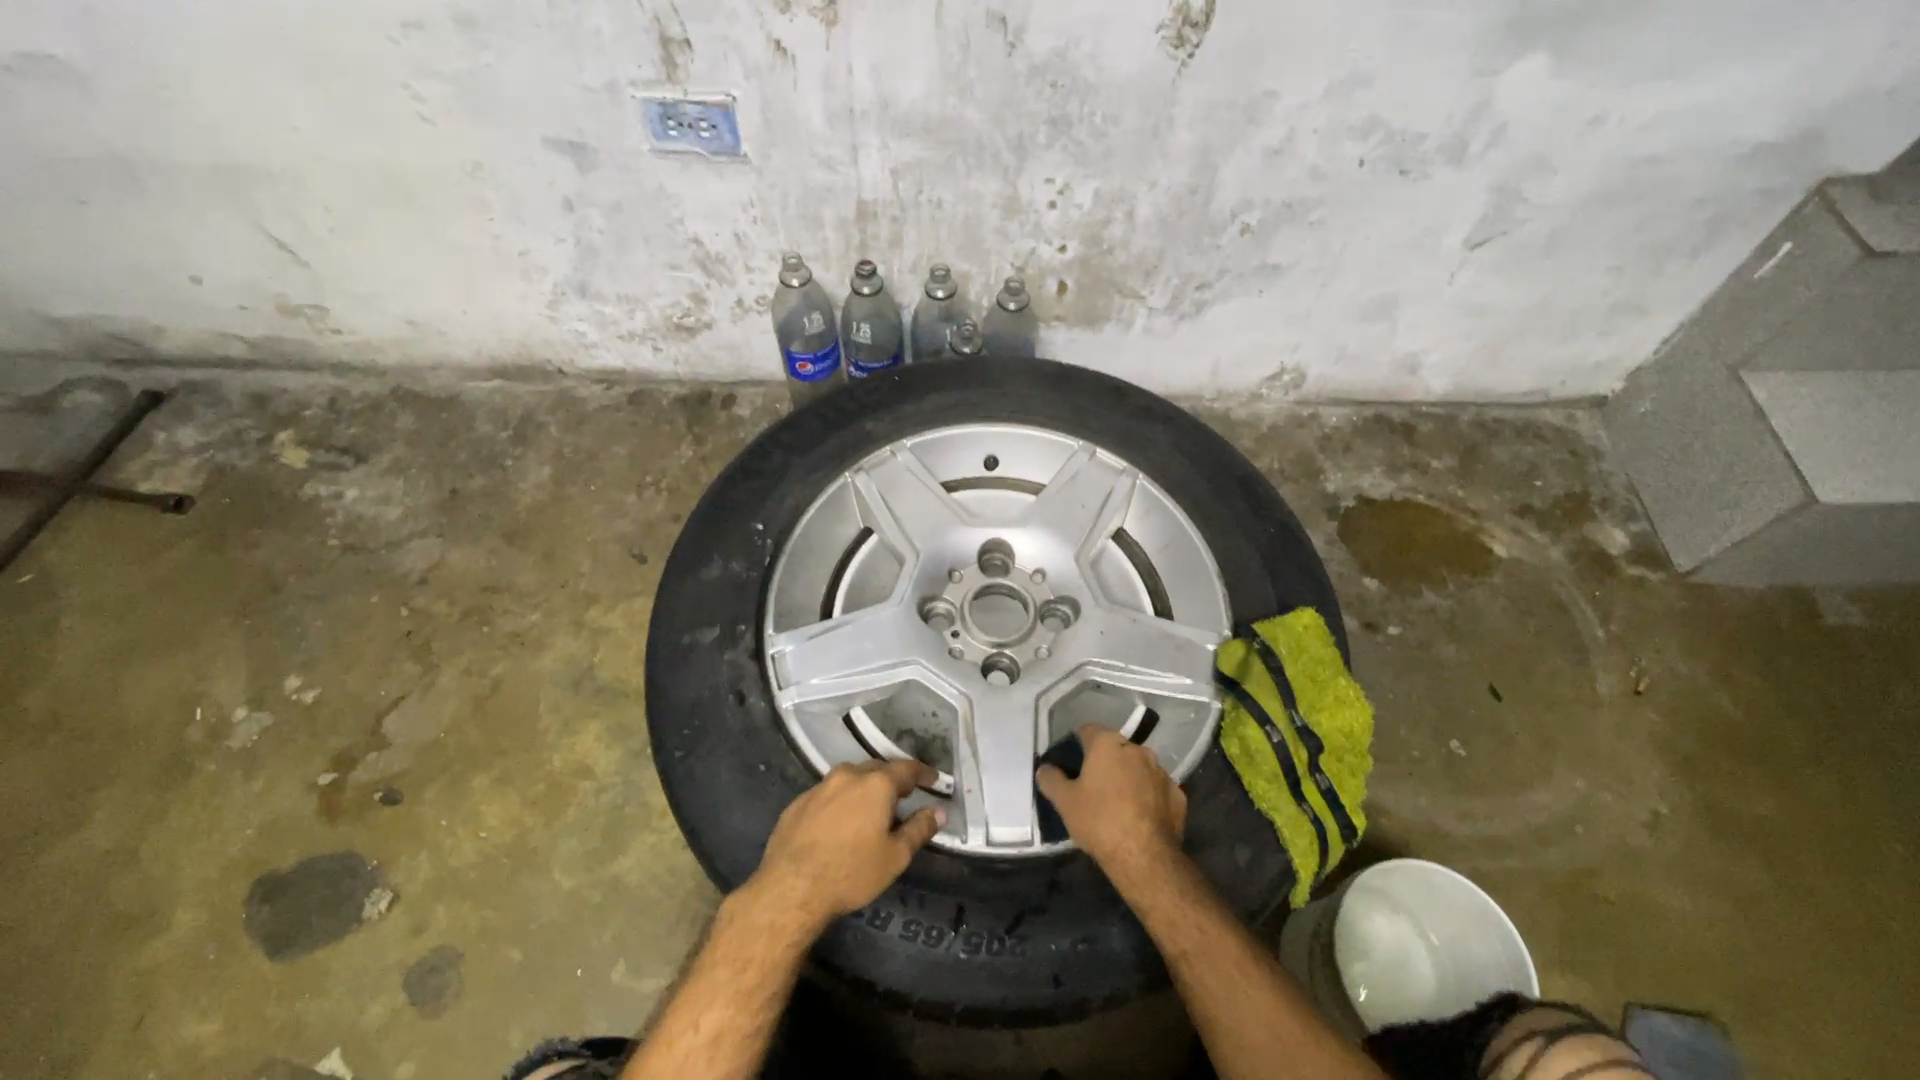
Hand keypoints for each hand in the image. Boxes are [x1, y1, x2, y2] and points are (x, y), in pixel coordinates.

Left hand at [745, 759, 945, 930]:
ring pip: (848, 778)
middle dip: (892, 779)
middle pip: (875, 769)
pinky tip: (839, 823)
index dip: (922, 773)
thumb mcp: (895, 856)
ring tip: (870, 808)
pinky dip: (840, 801)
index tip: (933, 779)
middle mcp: (847, 777)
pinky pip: (826, 794)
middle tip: (903, 795)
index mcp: (875, 785)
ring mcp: (818, 788)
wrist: (791, 888)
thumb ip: (919, 829)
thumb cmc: (851, 872)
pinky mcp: (797, 804)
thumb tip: (938, 812)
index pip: (906, 769)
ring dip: (863, 788)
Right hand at [1036, 724, 1186, 884]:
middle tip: (1092, 784)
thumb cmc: (1099, 821)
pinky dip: (1148, 796)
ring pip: (1139, 768)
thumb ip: (1051, 779)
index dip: (1077, 743)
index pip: (1089, 730)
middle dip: (1105, 761)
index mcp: (1108, 745)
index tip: (1071, 761)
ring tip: (1117, 802)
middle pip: (1116, 748)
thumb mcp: (1064, 802)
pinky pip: (1157, 789)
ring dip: (1129, 777)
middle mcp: (1138, 750)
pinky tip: (1139, 816)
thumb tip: (1044, 768)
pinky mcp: (1178, 794)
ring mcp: (1162, 772)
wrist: (1144, 856)